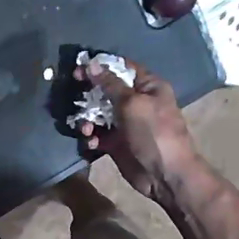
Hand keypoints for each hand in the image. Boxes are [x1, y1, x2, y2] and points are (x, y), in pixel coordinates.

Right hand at [76, 58, 204, 205]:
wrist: (165, 174)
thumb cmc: (153, 133)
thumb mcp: (132, 103)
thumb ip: (110, 84)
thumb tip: (92, 64)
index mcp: (147, 86)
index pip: (121, 67)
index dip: (101, 66)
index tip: (79, 67)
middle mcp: (135, 102)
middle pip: (106, 90)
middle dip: (89, 92)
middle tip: (73, 93)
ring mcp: (125, 123)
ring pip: (97, 113)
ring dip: (87, 118)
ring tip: (86, 128)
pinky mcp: (116, 142)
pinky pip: (98, 134)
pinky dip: (91, 136)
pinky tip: (91, 142)